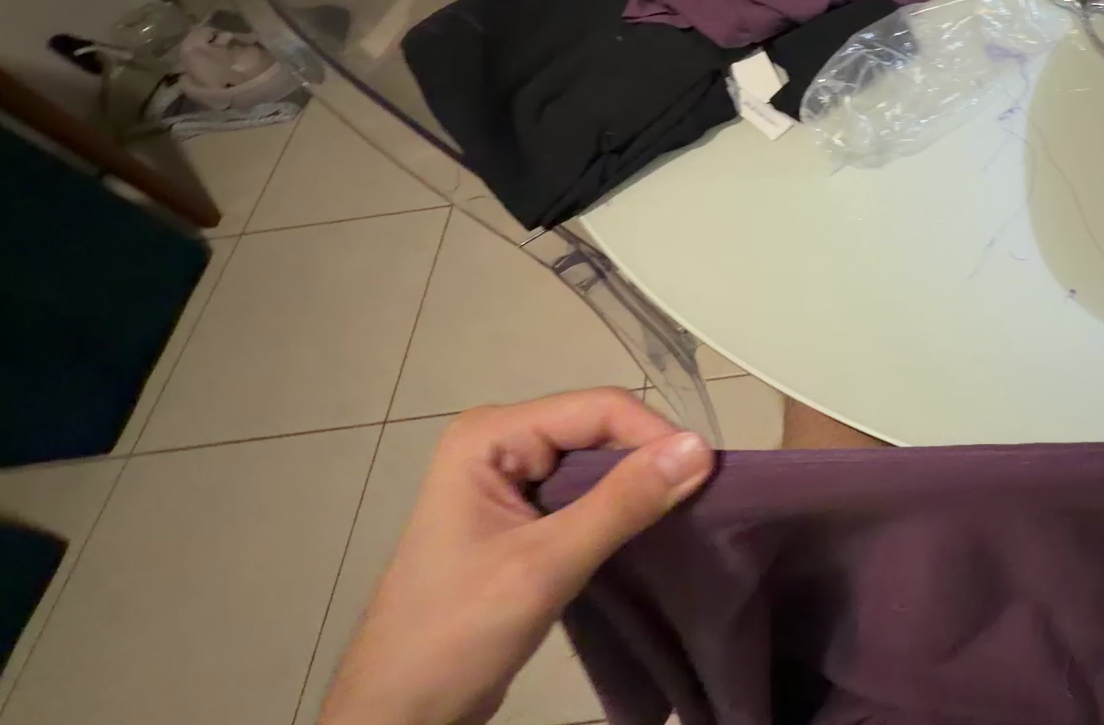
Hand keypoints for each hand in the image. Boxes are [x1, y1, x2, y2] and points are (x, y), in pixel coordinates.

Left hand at [318, 389, 713, 724]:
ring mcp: (512, 474)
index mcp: (491, 434)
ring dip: (639, 480)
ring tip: (685, 506)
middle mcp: (502, 439)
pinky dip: (622, 502)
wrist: (398, 718)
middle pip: (599, 427)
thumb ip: (622, 503)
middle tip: (701, 493)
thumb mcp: (545, 565)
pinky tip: (649, 523)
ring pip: (598, 457)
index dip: (654, 433)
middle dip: (650, 455)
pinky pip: (587, 487)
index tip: (705, 473)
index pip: (597, 409)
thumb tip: (701, 448)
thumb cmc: (456, 635)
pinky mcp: (525, 508)